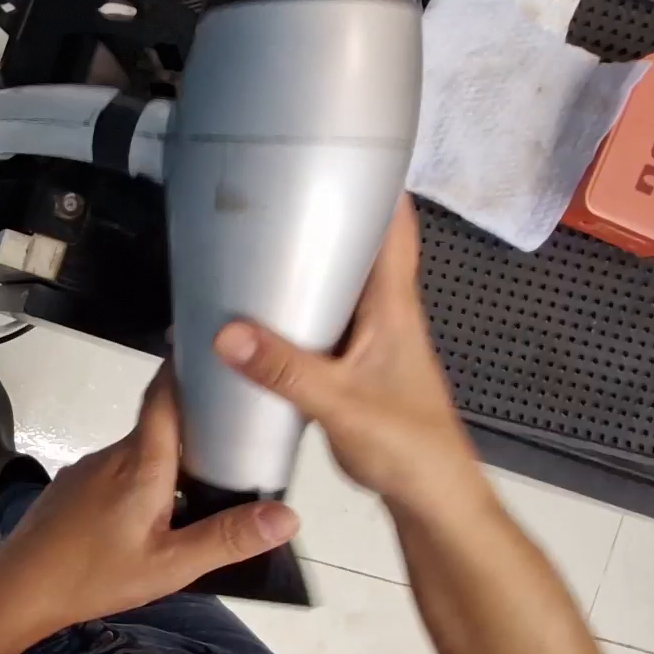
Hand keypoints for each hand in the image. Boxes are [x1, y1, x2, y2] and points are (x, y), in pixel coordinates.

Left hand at [0, 361, 299, 629]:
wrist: (21, 587)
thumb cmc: (95, 574)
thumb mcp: (170, 565)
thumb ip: (226, 538)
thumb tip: (288, 513)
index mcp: (140, 464)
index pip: (163, 399)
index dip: (182, 370)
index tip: (207, 347)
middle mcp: (111, 455)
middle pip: (156, 424)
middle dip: (193, 423)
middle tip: (236, 431)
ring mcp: (87, 470)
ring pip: (136, 451)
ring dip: (167, 457)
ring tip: (205, 479)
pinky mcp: (72, 487)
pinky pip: (116, 470)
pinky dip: (141, 476)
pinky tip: (154, 508)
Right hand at [212, 197, 488, 518]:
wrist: (430, 499)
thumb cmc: (407, 445)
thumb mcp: (342, 404)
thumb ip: (285, 370)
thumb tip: (223, 333)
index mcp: (392, 308)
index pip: (393, 231)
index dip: (374, 188)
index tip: (334, 155)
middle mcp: (379, 315)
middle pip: (350, 254)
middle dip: (313, 224)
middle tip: (258, 204)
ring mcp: (362, 342)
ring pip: (327, 291)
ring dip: (293, 272)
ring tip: (240, 255)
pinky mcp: (344, 367)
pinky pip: (309, 327)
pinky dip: (281, 317)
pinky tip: (245, 324)